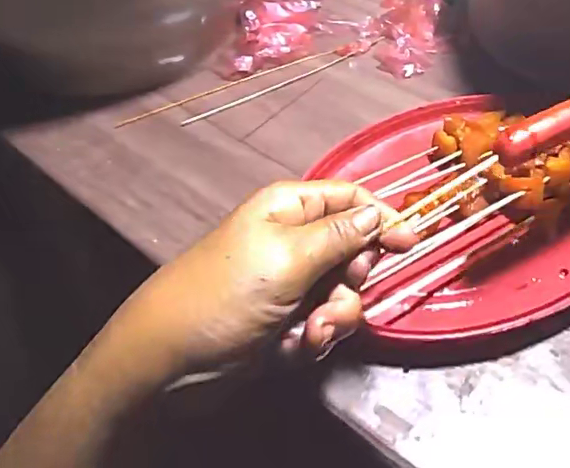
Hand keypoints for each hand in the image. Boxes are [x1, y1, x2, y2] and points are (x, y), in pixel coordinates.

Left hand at [0, 181, 416, 467]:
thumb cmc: (225, 295)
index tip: (409, 244)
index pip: (352, 200)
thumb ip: (341, 235)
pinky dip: (316, 338)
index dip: (382, 218)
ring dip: (336, 315)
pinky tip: (295, 349)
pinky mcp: (285, 323)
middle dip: (353, 278)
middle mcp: (294, 241)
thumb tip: (379, 214)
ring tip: (313, 333)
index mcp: (291, 208)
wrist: (160, 371)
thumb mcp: (287, 258)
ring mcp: (290, 284)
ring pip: (342, 292)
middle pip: (354, 249)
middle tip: (343, 292)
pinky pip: (323, 323)